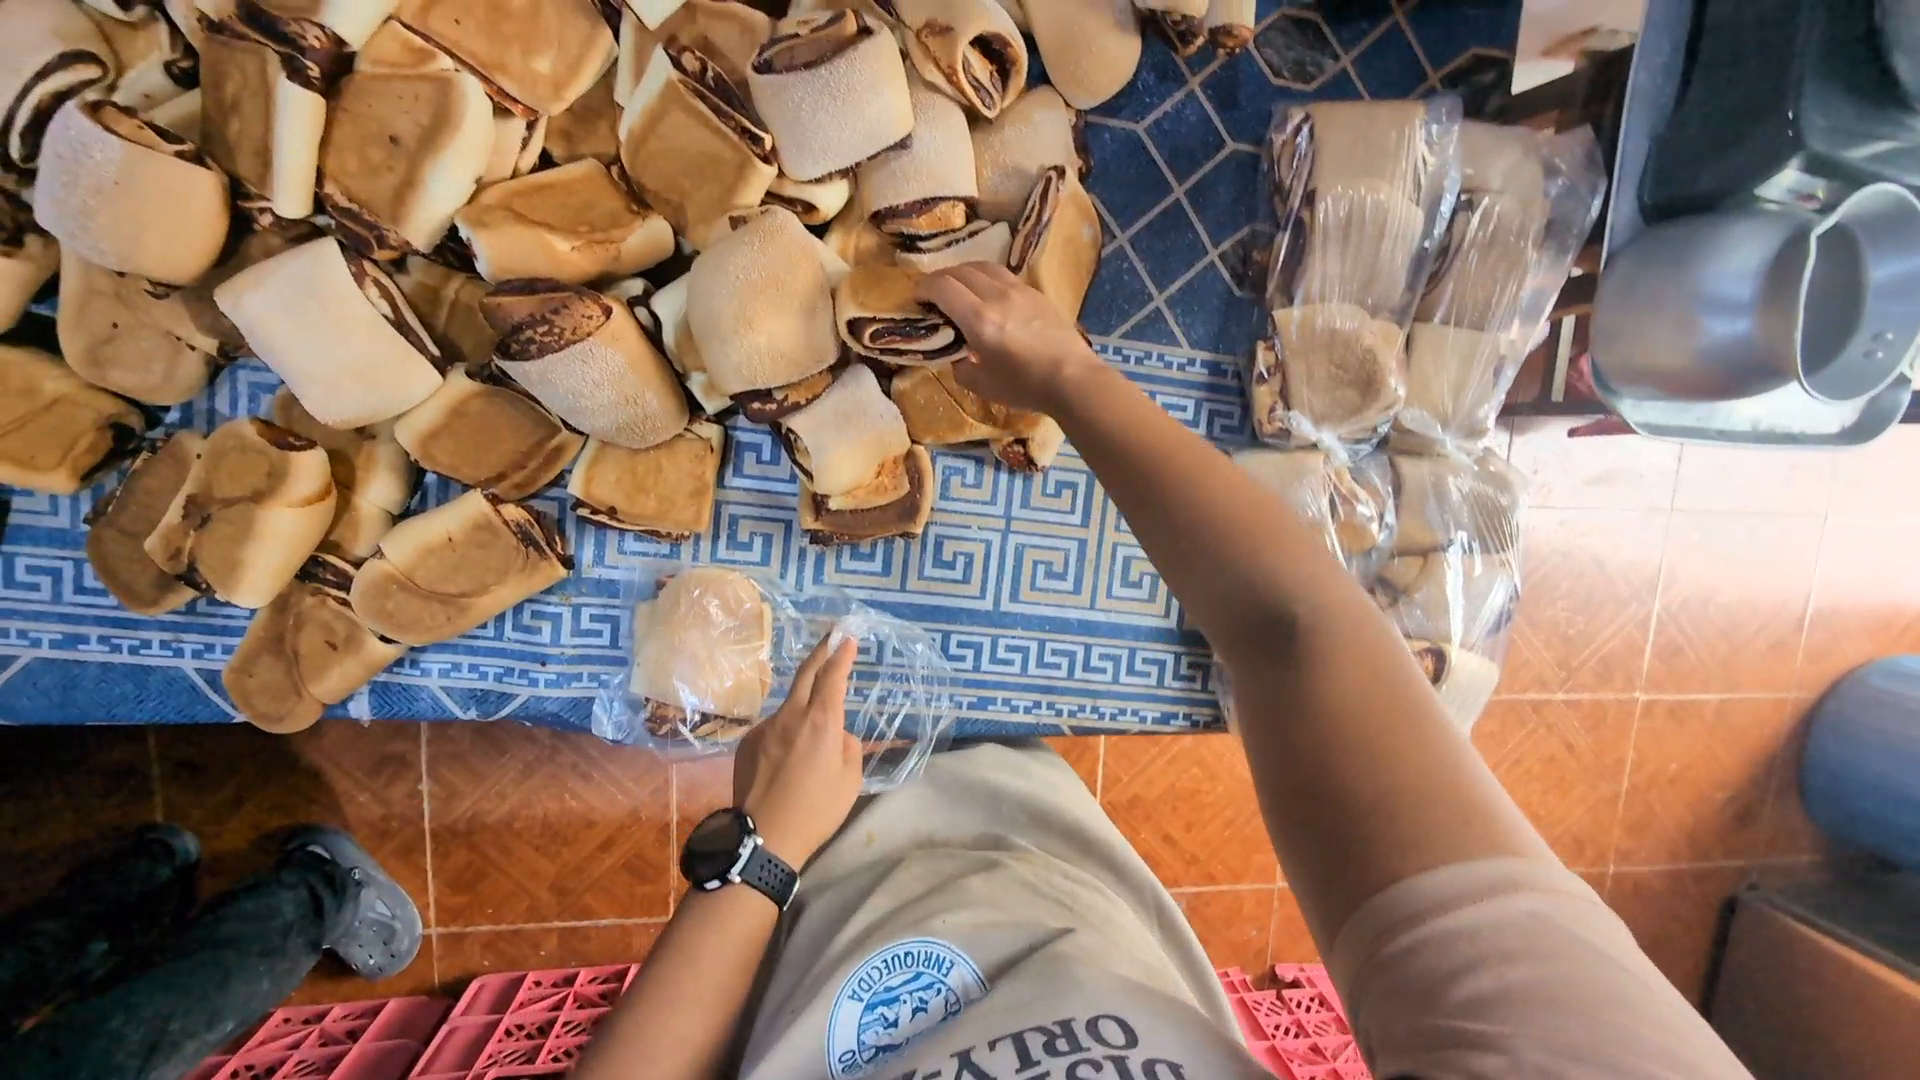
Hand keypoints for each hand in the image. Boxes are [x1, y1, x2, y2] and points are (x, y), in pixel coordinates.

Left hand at [732, 635, 862, 867]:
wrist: (764, 838)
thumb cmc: (817, 810)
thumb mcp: (850, 779)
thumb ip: (847, 746)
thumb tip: (836, 733)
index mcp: (822, 722)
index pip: (833, 676)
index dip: (842, 655)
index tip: (848, 638)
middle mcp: (791, 716)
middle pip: (806, 673)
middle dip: (821, 652)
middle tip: (832, 638)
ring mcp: (765, 727)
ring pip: (789, 707)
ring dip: (802, 707)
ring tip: (811, 739)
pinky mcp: (747, 742)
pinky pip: (773, 730)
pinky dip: (785, 735)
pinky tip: (787, 762)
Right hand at [915, 262, 1105, 413]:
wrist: (1072, 379)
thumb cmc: (1025, 386)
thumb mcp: (982, 385)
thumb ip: (960, 367)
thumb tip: (956, 355)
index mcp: (979, 319)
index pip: (942, 287)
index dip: (923, 288)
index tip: (916, 298)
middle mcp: (997, 296)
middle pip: (960, 270)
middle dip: (940, 278)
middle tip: (933, 293)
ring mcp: (1019, 290)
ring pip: (983, 266)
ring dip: (964, 272)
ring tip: (958, 287)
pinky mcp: (1036, 293)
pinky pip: (1003, 275)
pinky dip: (986, 278)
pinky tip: (987, 293)